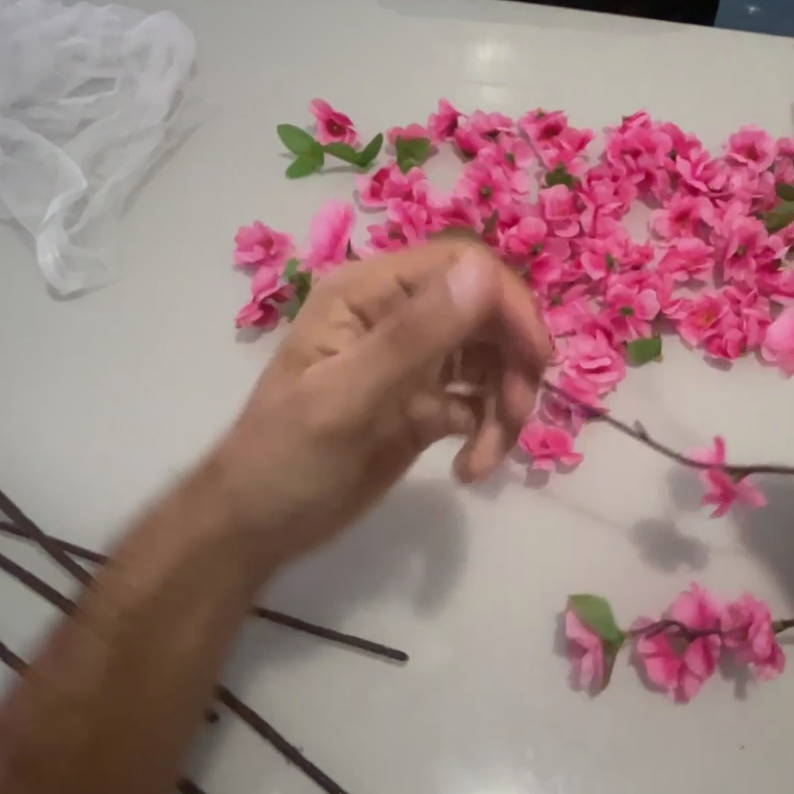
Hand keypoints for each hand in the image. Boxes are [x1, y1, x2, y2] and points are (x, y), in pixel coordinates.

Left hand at [206, 239, 550, 573]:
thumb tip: (484, 273)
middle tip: (514, 417)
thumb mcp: (345, 399)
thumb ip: (413, 337)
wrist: (258, 527)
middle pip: (488, 313)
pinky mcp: (428, 404)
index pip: (462, 266)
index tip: (534, 361)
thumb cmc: (283, 458)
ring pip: (494, 360)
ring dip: (505, 405)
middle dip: (514, 363)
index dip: (508, 305)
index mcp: (369, 294)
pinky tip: (470, 469)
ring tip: (484, 457)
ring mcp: (416, 362)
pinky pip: (481, 404)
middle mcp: (398, 316)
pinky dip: (489, 433)